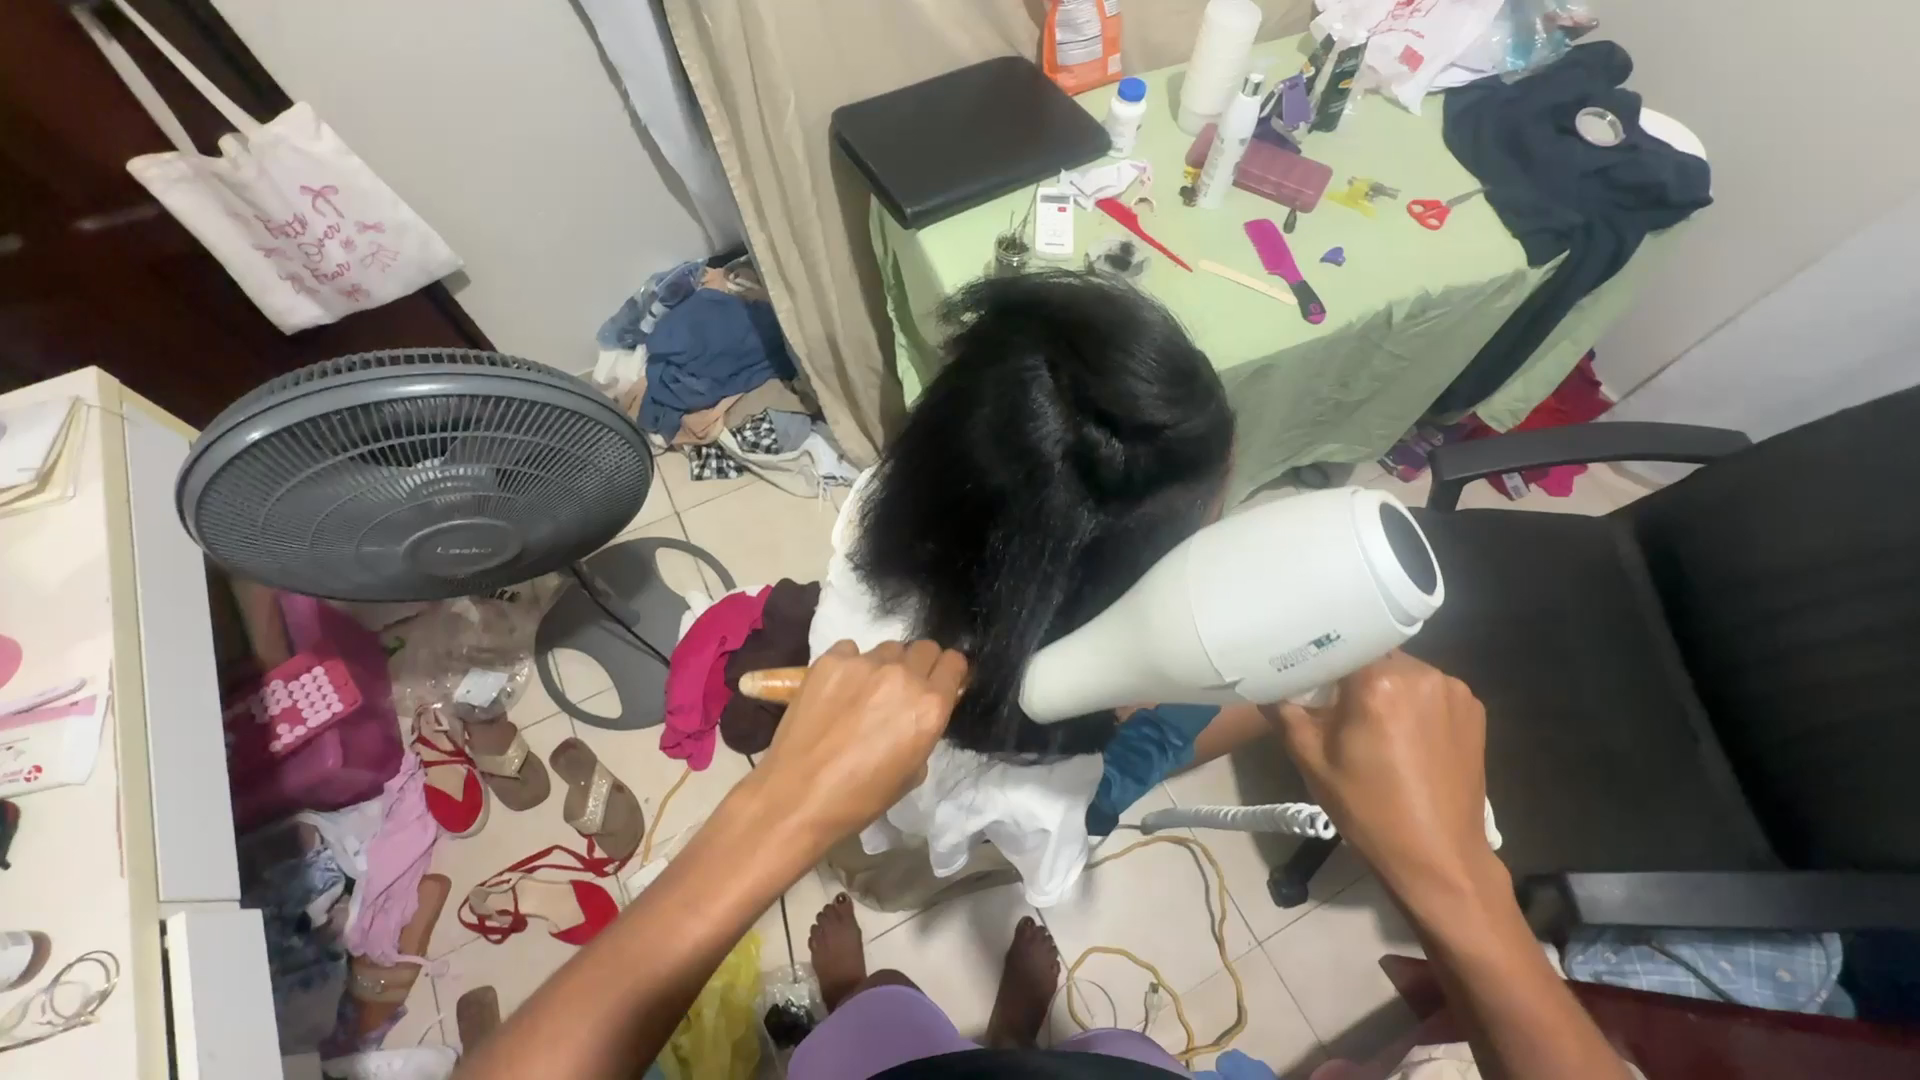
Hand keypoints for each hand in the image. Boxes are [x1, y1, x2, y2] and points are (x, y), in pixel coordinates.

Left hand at [752, 640, 967, 843]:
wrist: (798, 796)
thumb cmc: (861, 797)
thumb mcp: (913, 771)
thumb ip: (924, 729)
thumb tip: (916, 713)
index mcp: (930, 705)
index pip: (955, 663)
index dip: (949, 672)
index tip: (939, 682)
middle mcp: (903, 676)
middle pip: (925, 648)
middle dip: (921, 665)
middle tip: (903, 689)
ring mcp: (865, 663)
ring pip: (889, 648)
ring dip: (886, 664)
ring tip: (867, 691)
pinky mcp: (830, 660)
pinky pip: (851, 650)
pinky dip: (851, 664)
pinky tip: (838, 690)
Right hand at [1264, 652, 1499, 906]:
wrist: (1437, 856)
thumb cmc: (1367, 808)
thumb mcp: (1309, 759)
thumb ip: (1284, 712)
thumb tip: (1264, 683)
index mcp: (1378, 682)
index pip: (1342, 642)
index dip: (1323, 654)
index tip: (1307, 671)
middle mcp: (1422, 675)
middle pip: (1374, 655)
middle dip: (1354, 673)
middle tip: (1334, 701)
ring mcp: (1453, 692)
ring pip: (1404, 671)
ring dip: (1385, 686)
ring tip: (1371, 722)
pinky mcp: (1474, 711)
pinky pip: (1430, 690)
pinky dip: (1413, 701)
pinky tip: (1403, 734)